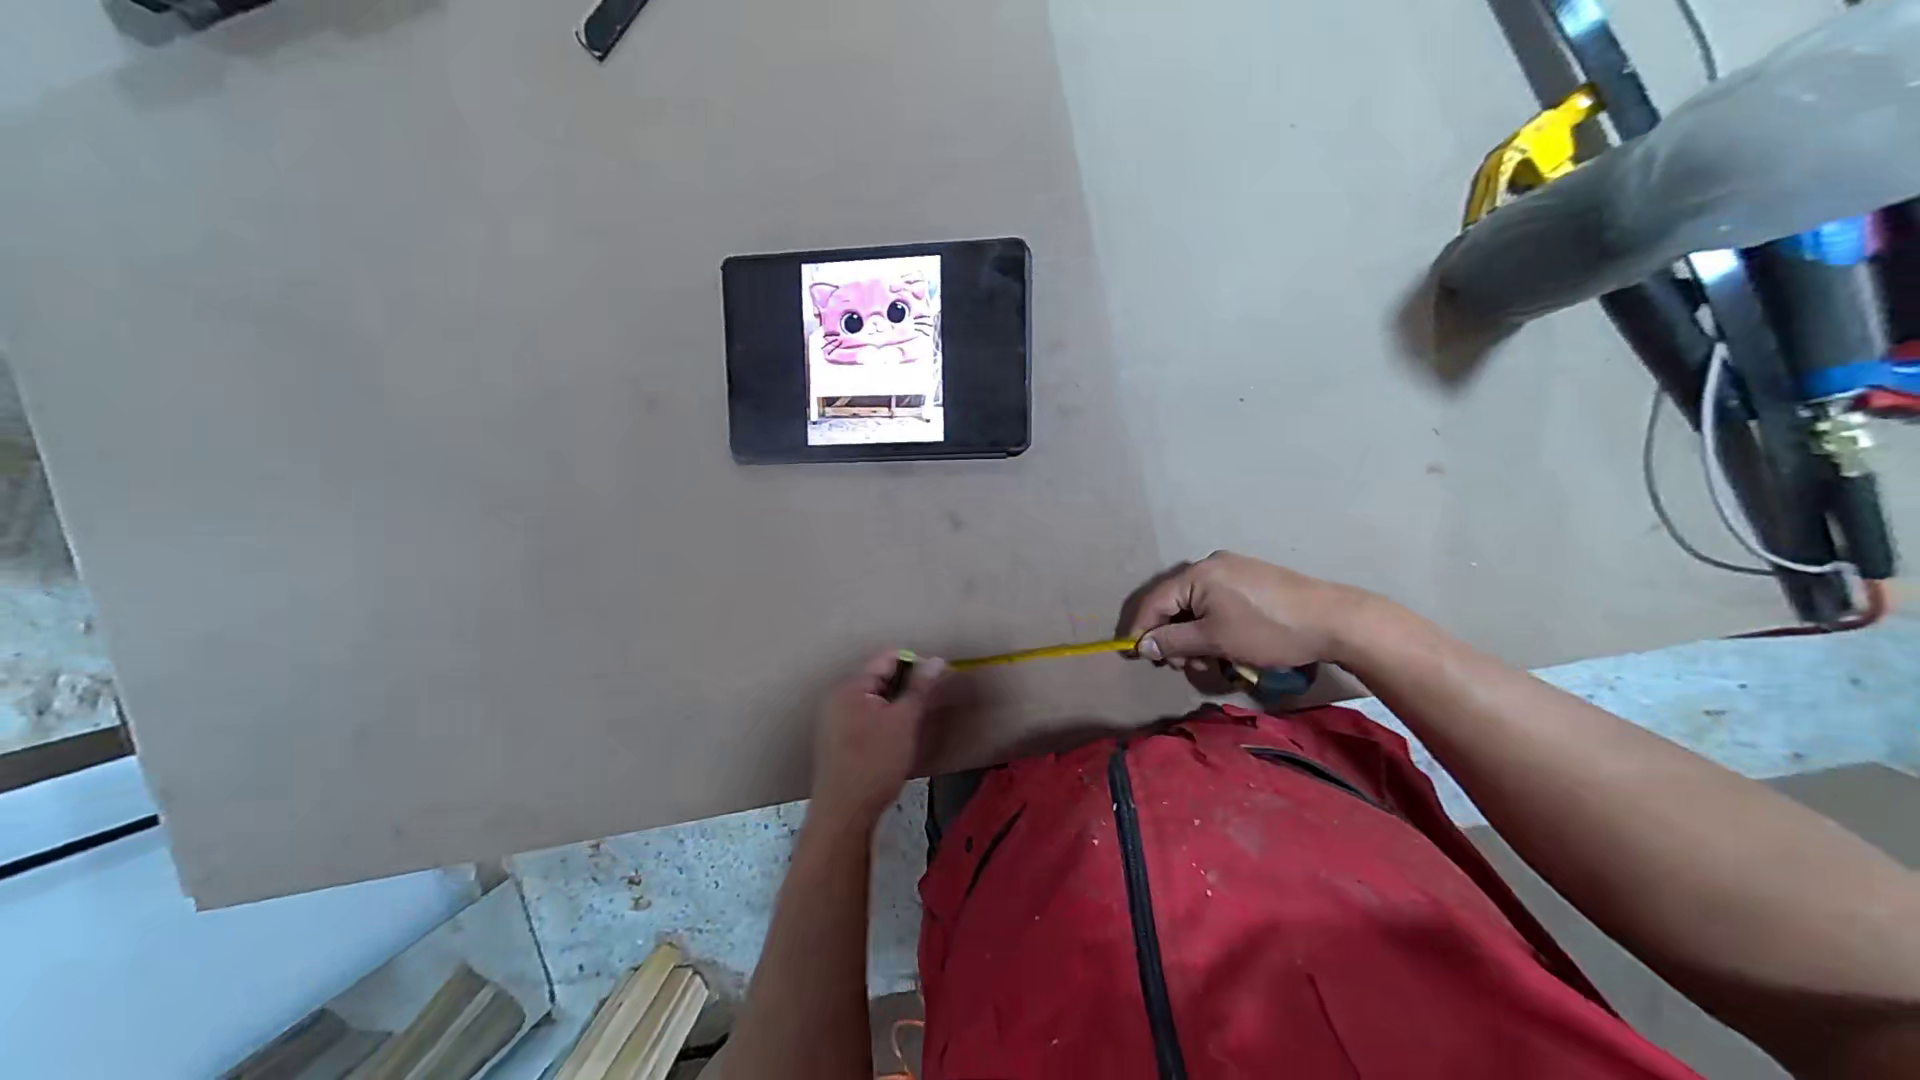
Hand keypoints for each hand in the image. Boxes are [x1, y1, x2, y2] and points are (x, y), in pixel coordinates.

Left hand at [809, 650, 946, 826]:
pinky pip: (866, 719)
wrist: (845, 814)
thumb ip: (920, 689)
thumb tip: (936, 661)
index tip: (937, 681)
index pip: (887, 659)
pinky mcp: (838, 742)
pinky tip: (898, 741)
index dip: (915, 665)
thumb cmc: (874, 764)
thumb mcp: (904, 722)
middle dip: (907, 689)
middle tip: (929, 704)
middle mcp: (837, 698)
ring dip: (897, 708)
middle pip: (880, 679)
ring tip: (915, 724)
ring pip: (875, 701)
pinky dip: (885, 723)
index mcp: (850, 686)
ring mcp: (834, 721)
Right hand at [1126, 552, 1374, 671]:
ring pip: (1197, 606)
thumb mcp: (1215, 641)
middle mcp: (1211, 565)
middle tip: (1185, 666)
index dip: (1140, 629)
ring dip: (1195, 636)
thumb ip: (1172, 641)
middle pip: (1174, 603)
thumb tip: (1141, 644)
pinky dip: (1213, 626)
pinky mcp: (1251, 580)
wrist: (1335, 620)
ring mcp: (1233, 570)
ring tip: (1211, 662)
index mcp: (1197, 574)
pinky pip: (1217, 603)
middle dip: (1173, 637)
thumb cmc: (1268, 630)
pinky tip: (1226, 646)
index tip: (1133, 655)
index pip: (1154, 602)